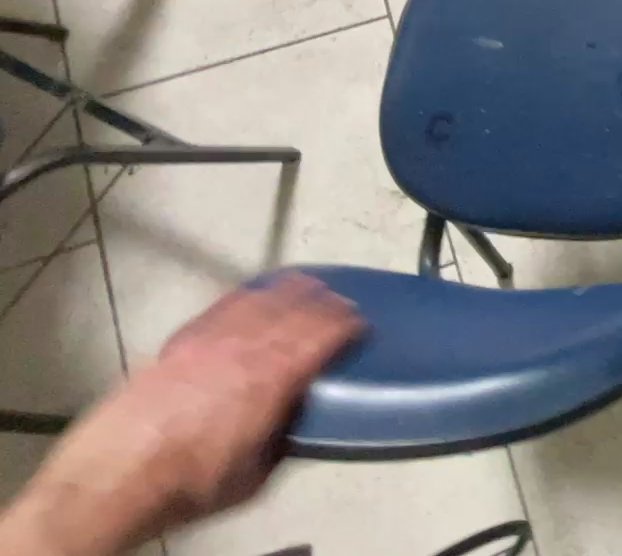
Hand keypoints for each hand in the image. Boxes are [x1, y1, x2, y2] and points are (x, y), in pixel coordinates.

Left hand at [0, 274, 363, 555]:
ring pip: (265, 300)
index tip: (362, 326)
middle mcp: (248, 350)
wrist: (103, 490)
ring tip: (312, 287)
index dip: (351, 325)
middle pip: (301, 310)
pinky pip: (224, 306)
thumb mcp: (255, 472)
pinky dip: (251, 294)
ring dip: (295, 292)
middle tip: (345, 305)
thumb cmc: (186, 485)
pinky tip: (261, 291)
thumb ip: (287, 434)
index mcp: (276, 379)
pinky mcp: (177, 344)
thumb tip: (306, 418)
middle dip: (329, 304)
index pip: (327, 334)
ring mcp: (210, 342)